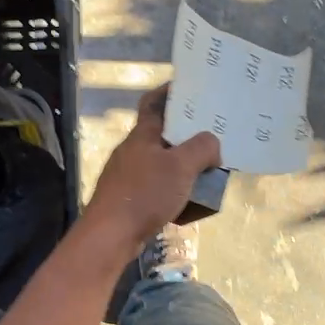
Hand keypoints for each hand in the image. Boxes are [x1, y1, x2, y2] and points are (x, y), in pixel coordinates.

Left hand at [83, 85, 220, 250]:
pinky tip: (189, 204)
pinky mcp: (129, 200)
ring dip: (184, 168)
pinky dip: (175, 192)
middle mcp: (133, 151)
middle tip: (213, 138)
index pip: (153, 103)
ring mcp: (128, 176)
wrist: (110, 235)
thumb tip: (212, 145)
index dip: (170, 92)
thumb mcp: (181, 166)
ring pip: (162, 164)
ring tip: (208, 174)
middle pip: (163, 135)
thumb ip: (202, 148)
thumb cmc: (144, 193)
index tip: (192, 89)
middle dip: (188, 137)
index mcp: (142, 135)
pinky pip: (157, 189)